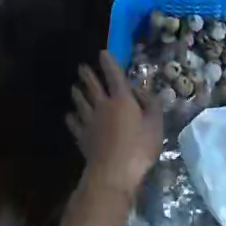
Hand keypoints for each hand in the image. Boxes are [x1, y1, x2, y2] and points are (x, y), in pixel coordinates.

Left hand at [68, 52, 162, 195]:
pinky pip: (74, 123)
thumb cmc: (138, 148)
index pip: (114, 75)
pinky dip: (71, 117)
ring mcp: (89, 121)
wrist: (113, 172)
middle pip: (92, 86)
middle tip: (82, 67)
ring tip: (74, 87)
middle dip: (87, 74)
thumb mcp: (155, 125)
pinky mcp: (82, 136)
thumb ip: (151, 105)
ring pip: (80, 101)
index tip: (102, 53)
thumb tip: (144, 90)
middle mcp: (102, 105)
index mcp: (122, 99)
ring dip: (77, 93)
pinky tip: (70, 115)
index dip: (108, 63)